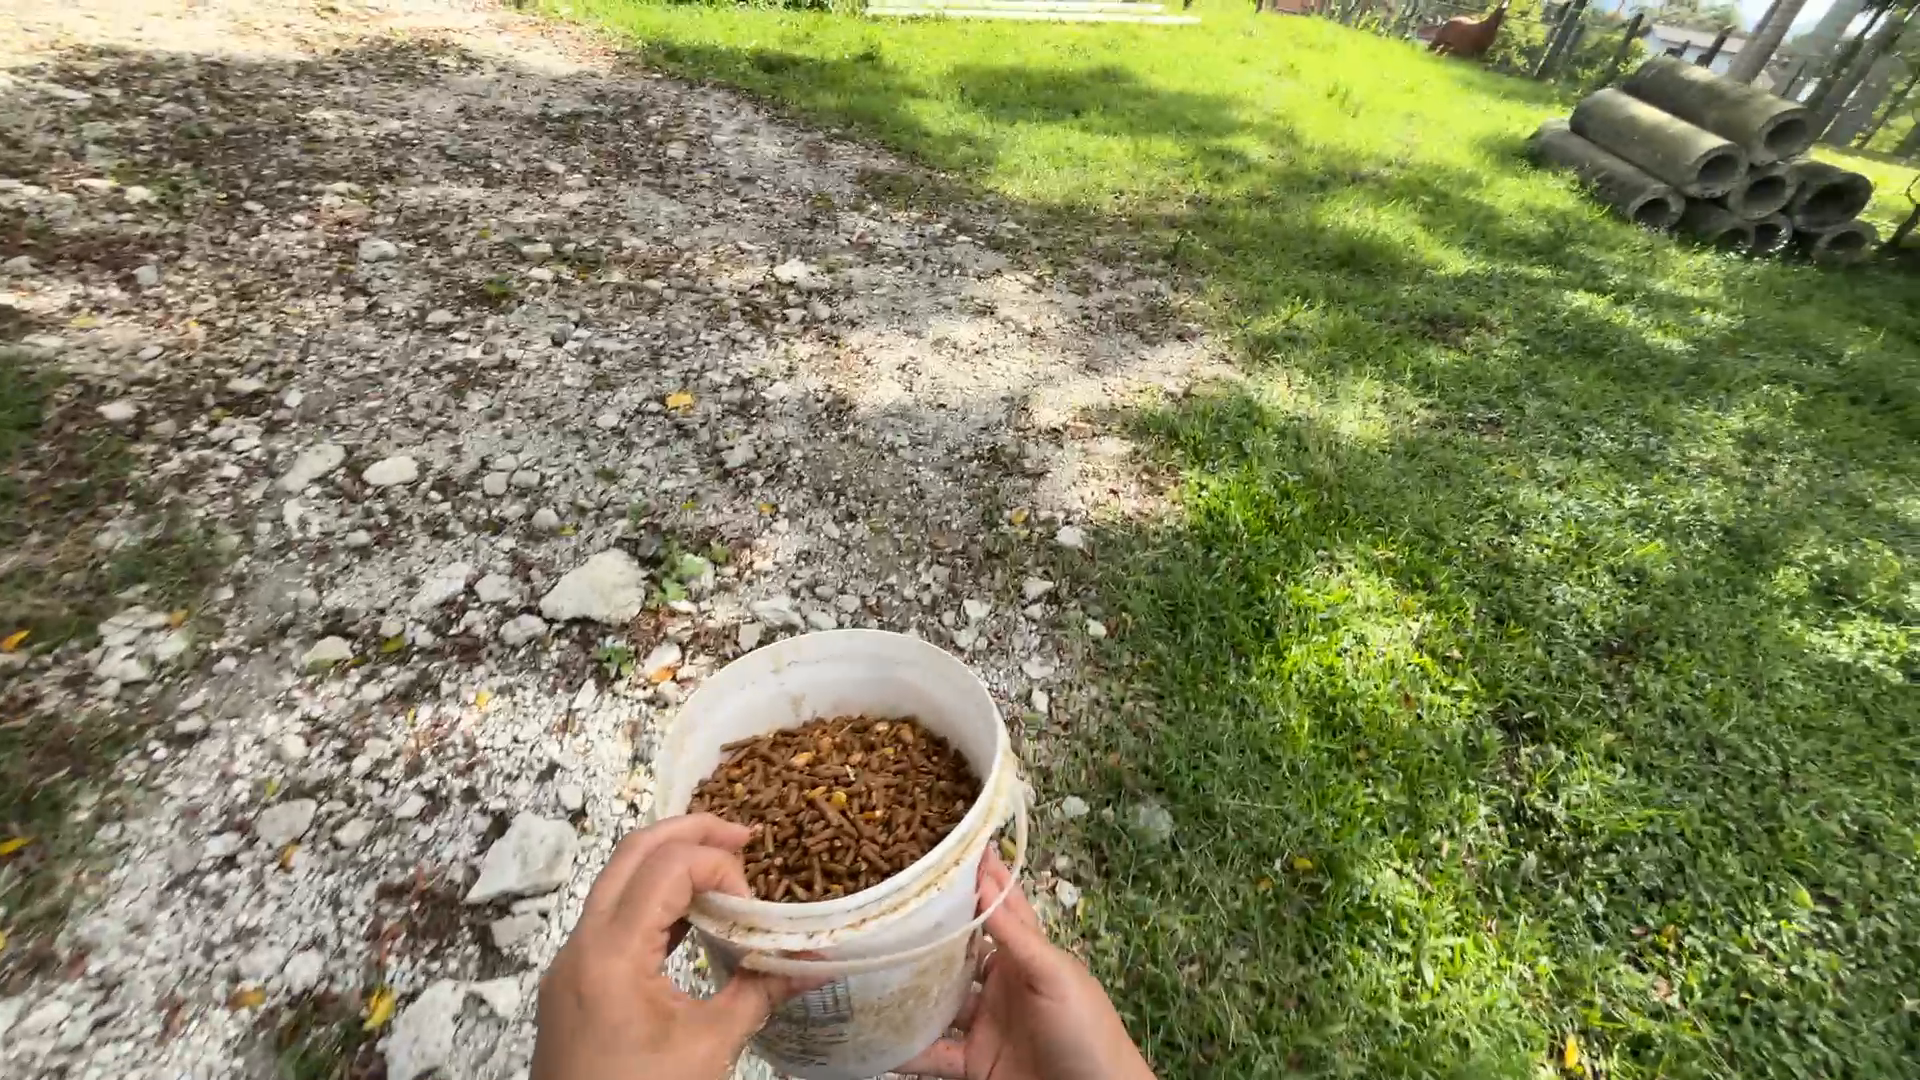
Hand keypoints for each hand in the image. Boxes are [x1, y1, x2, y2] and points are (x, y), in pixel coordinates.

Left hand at [531, 815, 807, 1079]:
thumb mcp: (710, 1048)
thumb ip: (761, 991)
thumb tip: (818, 962)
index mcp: (610, 956)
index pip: (669, 868)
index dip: (719, 868)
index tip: (751, 907)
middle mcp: (581, 944)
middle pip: (635, 850)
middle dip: (693, 831)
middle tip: (743, 836)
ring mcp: (571, 960)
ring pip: (619, 874)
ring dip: (672, 857)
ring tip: (724, 863)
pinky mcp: (574, 979)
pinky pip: (614, 910)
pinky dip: (655, 893)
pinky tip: (694, 911)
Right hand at [901, 853, 1156, 1079]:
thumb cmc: (1085, 1029)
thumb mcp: (1054, 975)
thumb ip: (1016, 934)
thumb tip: (985, 879)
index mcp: (1026, 954)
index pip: (1000, 905)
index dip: (982, 876)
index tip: (952, 844)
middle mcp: (1001, 982)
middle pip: (960, 950)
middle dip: (931, 930)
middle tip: (894, 904)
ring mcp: (986, 1023)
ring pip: (940, 999)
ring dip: (912, 988)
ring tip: (874, 966)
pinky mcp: (976, 1064)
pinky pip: (936, 1055)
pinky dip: (910, 1051)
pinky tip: (881, 1038)